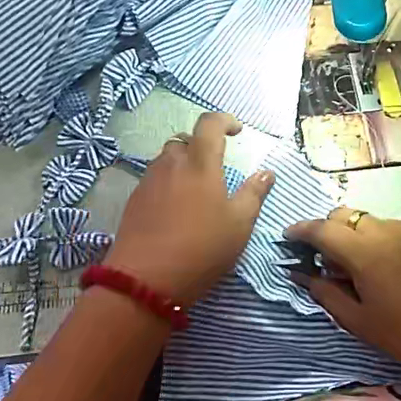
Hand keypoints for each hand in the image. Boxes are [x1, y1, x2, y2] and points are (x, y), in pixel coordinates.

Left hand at [103, 112, 273, 304]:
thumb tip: (266, 172)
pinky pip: (154, 179)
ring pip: (167, 159)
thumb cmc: (202, 248)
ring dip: (183, 163)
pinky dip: (169, 182)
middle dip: (202, 144)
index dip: (224, 120)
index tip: (237, 131)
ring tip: (197, 188)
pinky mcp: (134, 200)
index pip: (209, 124)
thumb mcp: (239, 224)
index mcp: (200, 163)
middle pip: (185, 140)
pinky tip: (176, 208)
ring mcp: (148, 181)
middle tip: (216, 164)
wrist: (145, 279)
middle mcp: (171, 164)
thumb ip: (254, 194)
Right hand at [283, 209, 400, 375]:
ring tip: (361, 268)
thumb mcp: (357, 319)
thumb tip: (299, 273)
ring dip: (355, 236)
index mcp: (365, 252)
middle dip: (329, 231)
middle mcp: (386, 230)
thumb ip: (324, 291)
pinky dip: (380, 240)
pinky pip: (392, 227)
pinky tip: (389, 267)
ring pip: (368, 221)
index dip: (301, 231)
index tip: (288, 238)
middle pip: (344, 216)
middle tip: (327, 261)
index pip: (322, 229)